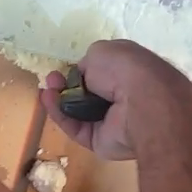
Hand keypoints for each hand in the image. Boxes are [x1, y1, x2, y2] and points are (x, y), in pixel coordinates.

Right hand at [40, 40, 191, 161]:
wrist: (143, 102)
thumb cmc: (124, 69)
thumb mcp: (101, 51)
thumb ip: (88, 62)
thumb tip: (83, 75)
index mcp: (129, 70)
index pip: (101, 72)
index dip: (81, 70)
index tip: (65, 68)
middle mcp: (122, 96)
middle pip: (88, 93)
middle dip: (68, 85)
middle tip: (52, 79)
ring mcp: (112, 120)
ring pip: (79, 111)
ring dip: (60, 99)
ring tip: (47, 88)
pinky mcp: (101, 141)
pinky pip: (76, 128)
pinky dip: (60, 115)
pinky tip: (48, 100)